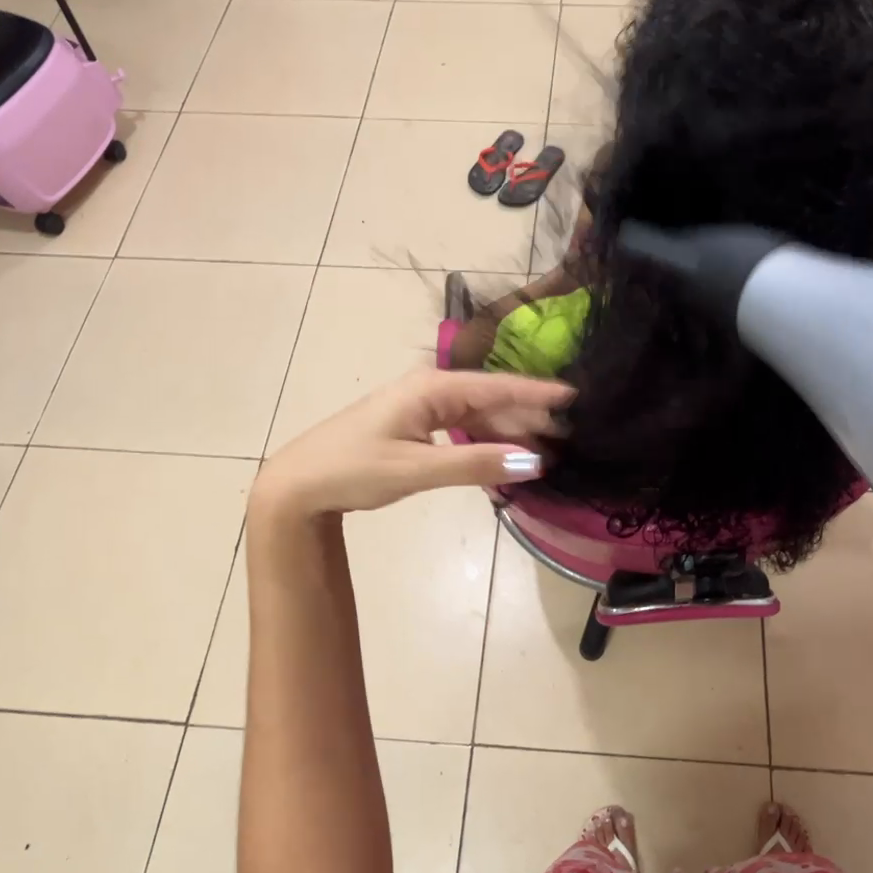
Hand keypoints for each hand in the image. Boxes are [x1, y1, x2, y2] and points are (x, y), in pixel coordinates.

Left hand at [254, 369, 573, 516]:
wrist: (298, 485)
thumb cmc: (355, 470)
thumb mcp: (417, 469)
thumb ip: (477, 464)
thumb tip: (534, 462)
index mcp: (431, 388)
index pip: (497, 387)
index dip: (536, 393)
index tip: (574, 396)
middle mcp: (428, 390)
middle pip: (490, 399)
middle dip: (526, 417)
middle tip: (567, 435)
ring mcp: (418, 407)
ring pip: (475, 416)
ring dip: (506, 433)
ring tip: (542, 451)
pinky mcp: (411, 426)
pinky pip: (459, 429)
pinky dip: (483, 444)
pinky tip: (500, 461)